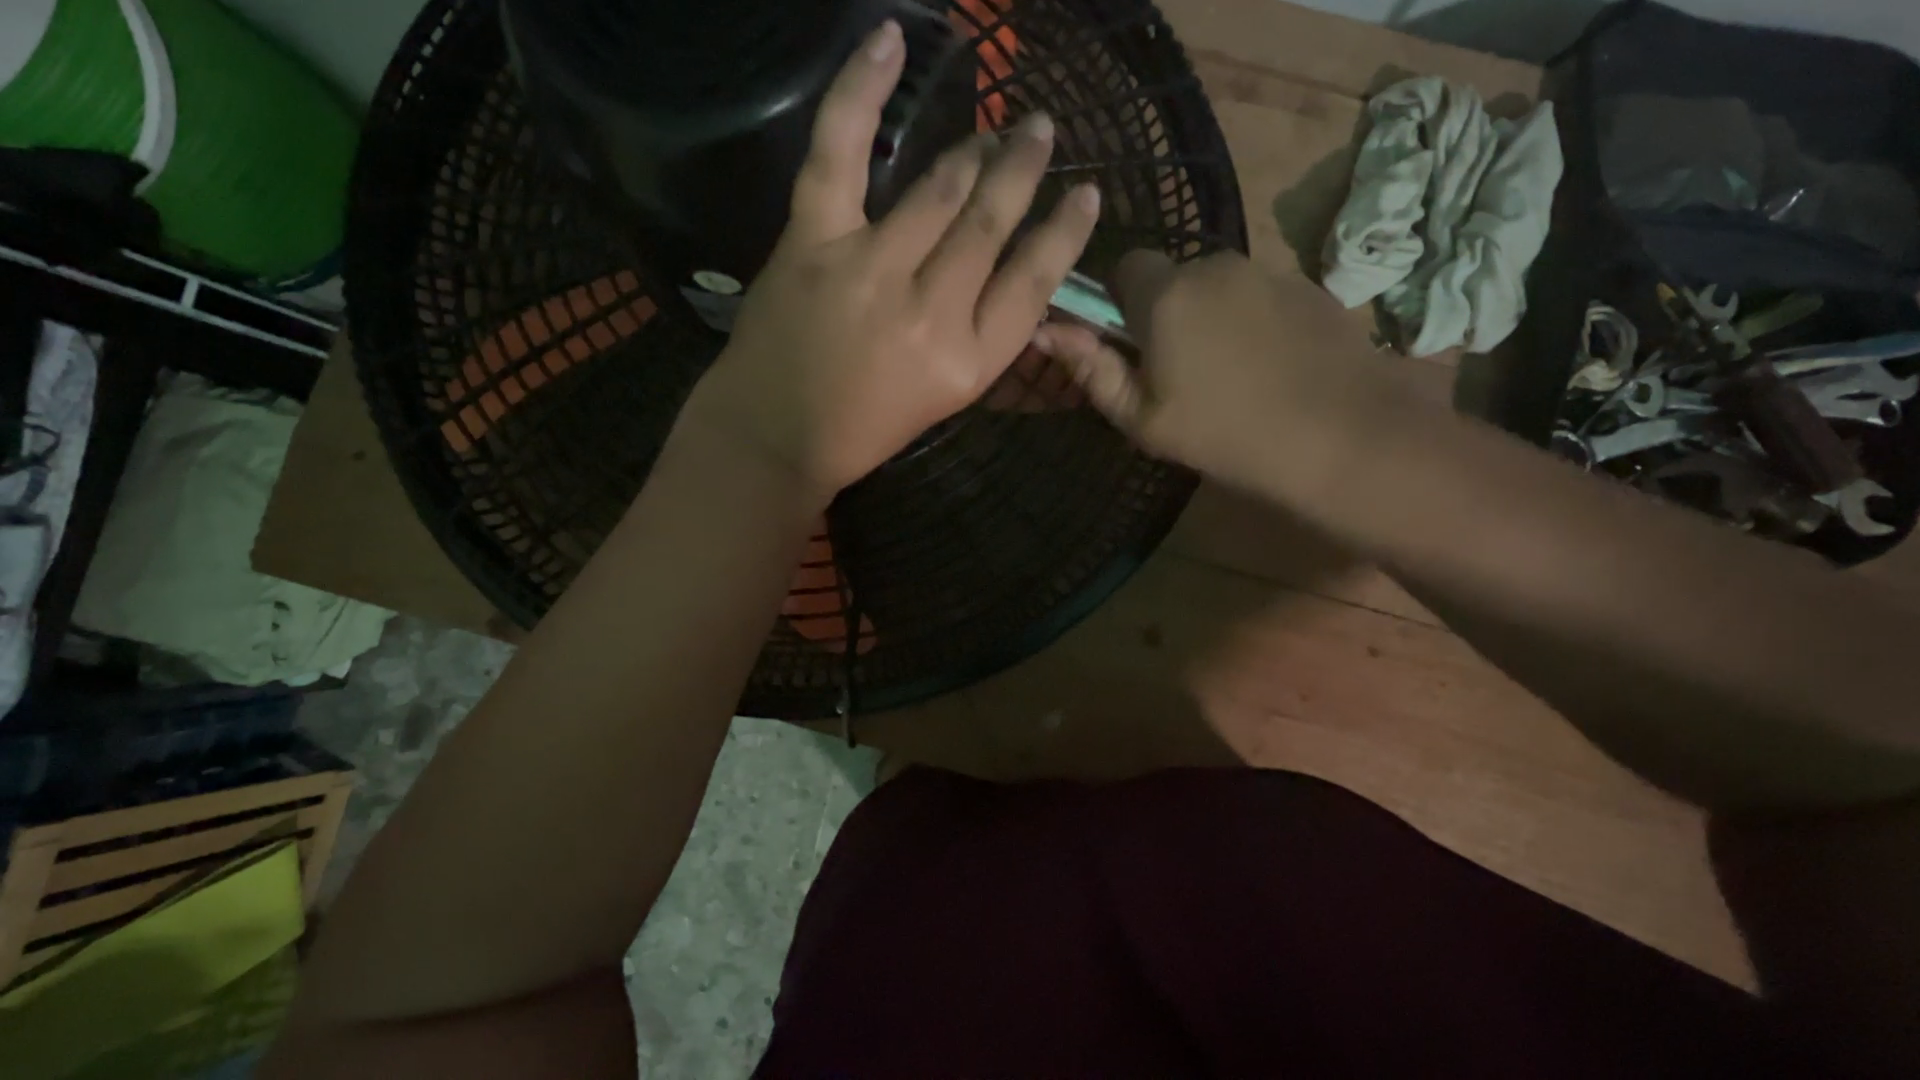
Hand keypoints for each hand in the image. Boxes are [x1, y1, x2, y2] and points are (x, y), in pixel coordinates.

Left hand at [685, 19, 1101, 501]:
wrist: (775, 435)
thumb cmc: (866, 424)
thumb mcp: (946, 395)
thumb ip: (983, 334)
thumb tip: (1014, 265)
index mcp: (969, 361)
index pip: (1035, 281)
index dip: (1065, 231)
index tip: (1086, 193)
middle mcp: (931, 312)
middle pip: (990, 222)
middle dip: (1021, 169)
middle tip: (1038, 132)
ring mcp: (872, 271)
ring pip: (940, 188)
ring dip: (974, 151)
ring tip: (993, 132)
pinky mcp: (815, 241)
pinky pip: (842, 151)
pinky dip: (862, 91)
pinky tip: (891, 42)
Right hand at [1032, 251, 1384, 491]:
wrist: (1344, 436)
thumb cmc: (1227, 434)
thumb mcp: (1143, 419)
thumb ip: (1092, 370)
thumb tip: (1047, 332)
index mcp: (1166, 295)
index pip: (1123, 266)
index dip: (1119, 304)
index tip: (1132, 349)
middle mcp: (1214, 266)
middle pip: (1173, 278)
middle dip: (1167, 314)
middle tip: (1181, 377)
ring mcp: (1268, 273)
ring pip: (1218, 288)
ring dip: (1212, 319)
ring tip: (1232, 379)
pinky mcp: (1309, 289)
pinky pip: (1260, 298)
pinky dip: (1254, 324)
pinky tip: (1272, 371)